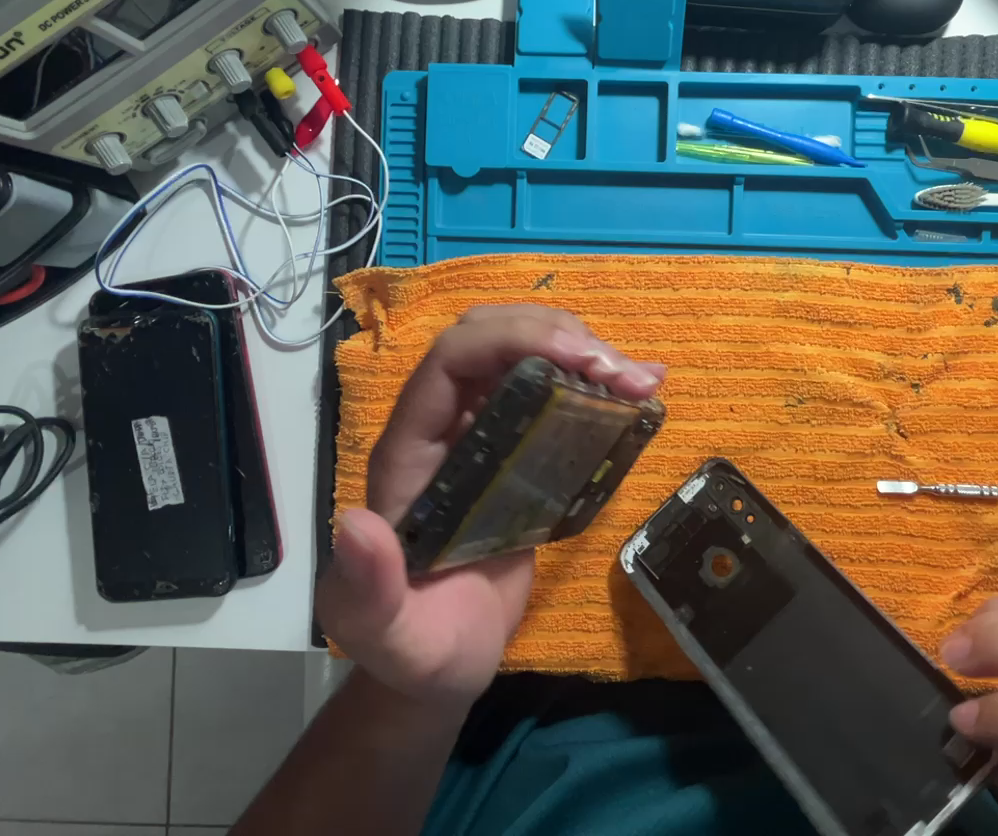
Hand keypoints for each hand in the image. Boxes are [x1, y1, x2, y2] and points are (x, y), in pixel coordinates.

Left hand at [317, 305, 665, 708]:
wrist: (444, 662)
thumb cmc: (415, 648)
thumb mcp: (387, 635)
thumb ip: (366, 592)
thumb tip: (357, 522)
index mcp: (409, 450)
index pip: (451, 360)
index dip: (514, 339)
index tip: (586, 362)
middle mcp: (442, 426)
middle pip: (489, 336)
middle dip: (558, 334)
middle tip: (623, 372)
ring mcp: (482, 433)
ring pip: (522, 352)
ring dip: (582, 349)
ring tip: (640, 380)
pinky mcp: (518, 449)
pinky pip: (550, 389)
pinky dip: (594, 378)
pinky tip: (639, 388)